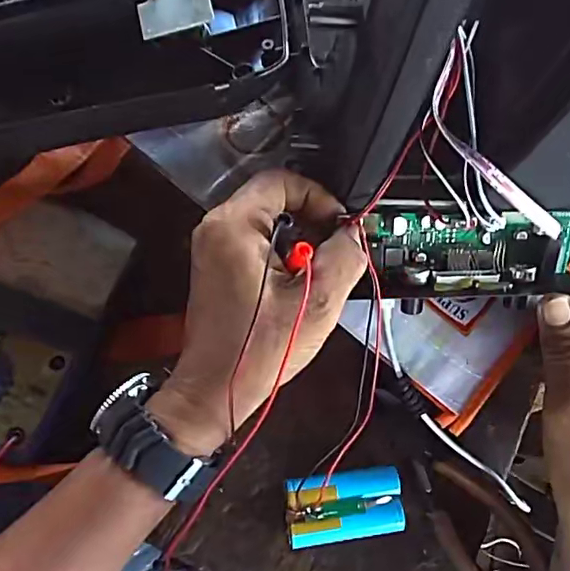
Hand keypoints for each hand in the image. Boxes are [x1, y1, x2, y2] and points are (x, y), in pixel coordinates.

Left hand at [146, 170, 366, 456]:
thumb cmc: (255, 352)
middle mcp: (217, 231)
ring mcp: (214, 249)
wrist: (218, 390)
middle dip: (312, 223)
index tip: (339, 226)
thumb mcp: (317, 302)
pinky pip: (258, 244)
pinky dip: (283, 257)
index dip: (320, 198)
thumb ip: (344, 257)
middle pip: (276, 200)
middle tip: (332, 254)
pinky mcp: (219, 268)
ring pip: (270, 223)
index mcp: (234, 228)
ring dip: (300, 244)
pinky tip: (296, 289)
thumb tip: (355, 235)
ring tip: (314, 277)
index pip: (283, 180)